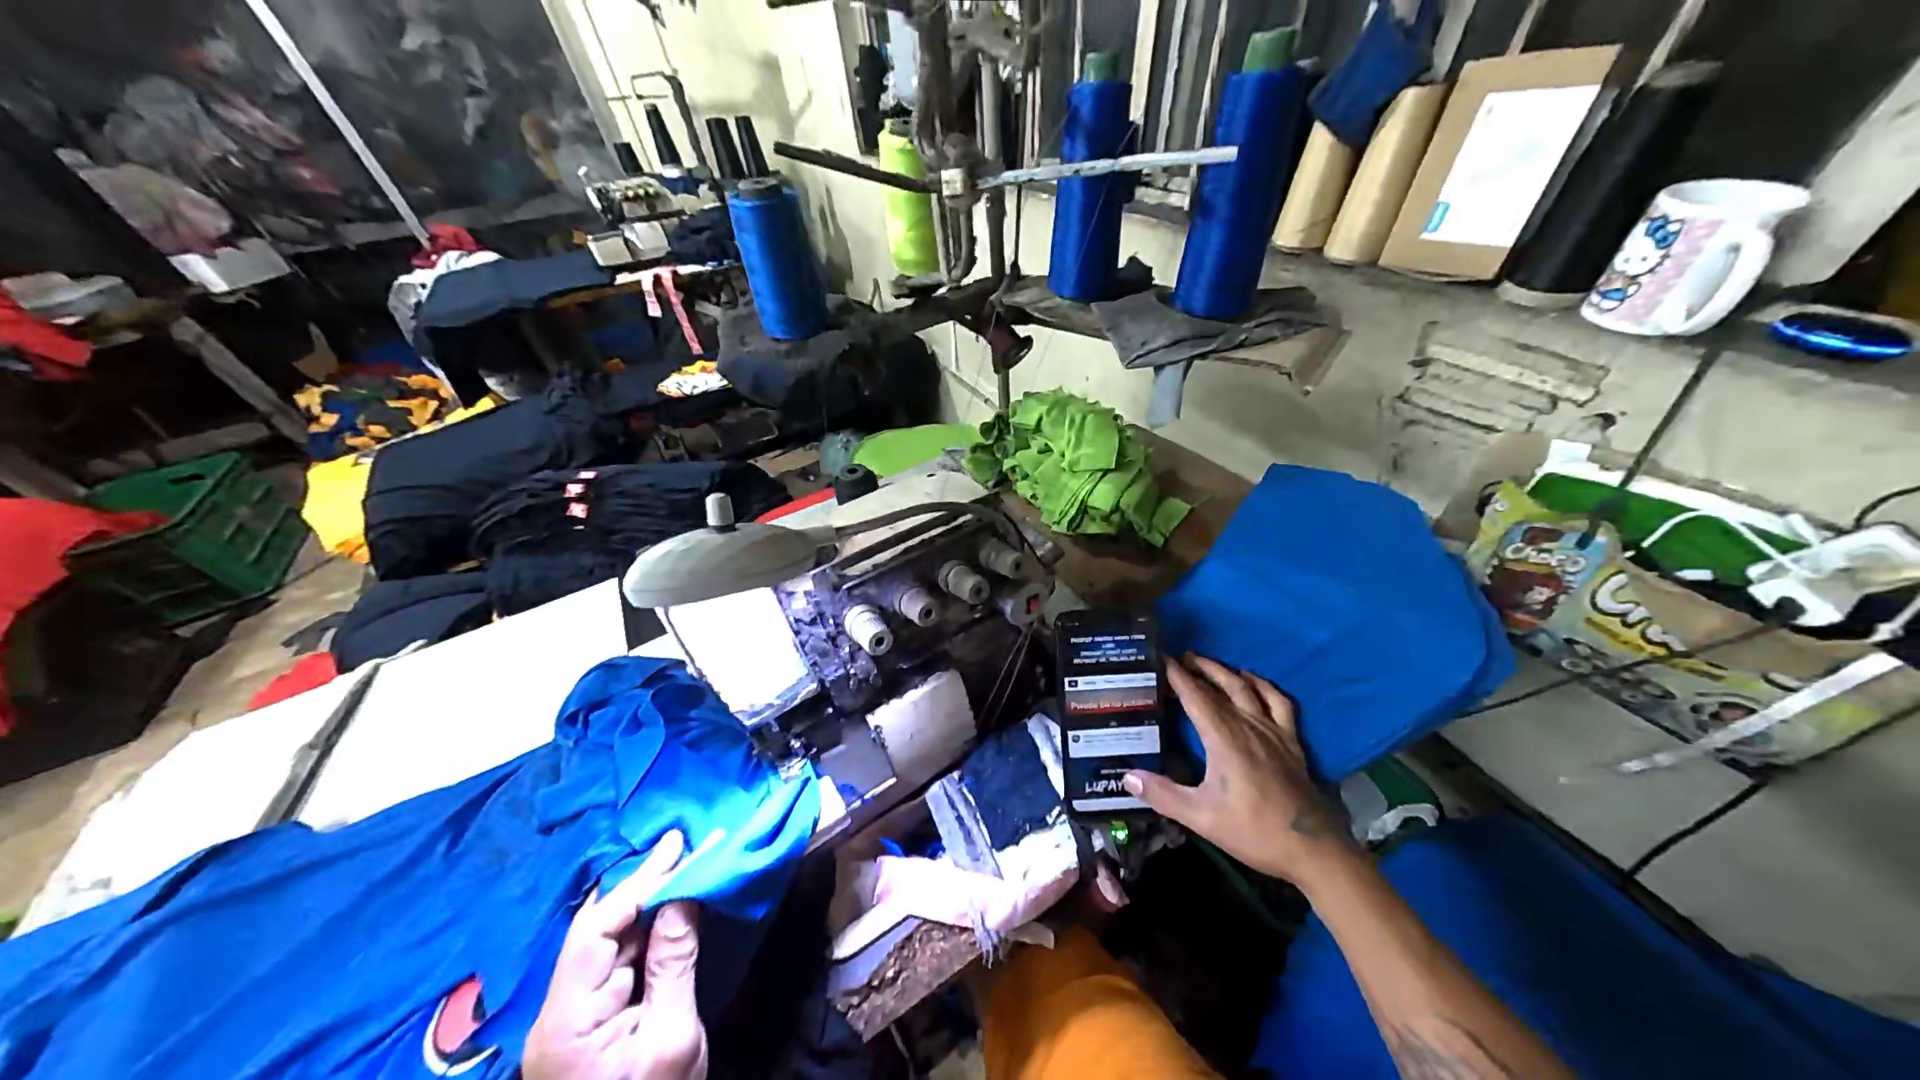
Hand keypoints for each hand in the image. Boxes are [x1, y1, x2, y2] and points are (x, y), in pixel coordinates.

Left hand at [524, 831, 707, 1079]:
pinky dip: (645, 933)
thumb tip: (682, 899)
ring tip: (681, 867)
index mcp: (567, 1020)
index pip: (597, 930)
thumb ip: (674, 965)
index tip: (677, 846)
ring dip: (646, 905)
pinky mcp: (589, 1028)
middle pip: (597, 932)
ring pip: (608, 945)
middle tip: (681, 846)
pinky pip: (617, 966)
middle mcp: (559, 1012)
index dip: (638, 883)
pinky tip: (668, 911)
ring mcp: (571, 1021)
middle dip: (641, 886)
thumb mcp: (673, 1041)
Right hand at [1124, 654, 1357, 886]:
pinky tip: (1254, 683)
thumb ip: (1163, 795)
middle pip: (1223, 685)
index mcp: (1224, 738)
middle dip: (1200, 667)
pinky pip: (1279, 702)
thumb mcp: (1201, 817)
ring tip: (1210, 665)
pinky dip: (1264, 686)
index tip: (1160, 658)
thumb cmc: (1253, 831)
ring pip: (1249, 689)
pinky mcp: (1292, 742)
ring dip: (1227, 672)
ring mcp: (1274, 731)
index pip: (1195, 696)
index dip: (1177, 675)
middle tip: (1181, 657)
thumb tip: (1127, 776)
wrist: (1312, 850)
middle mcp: (1249, 726)